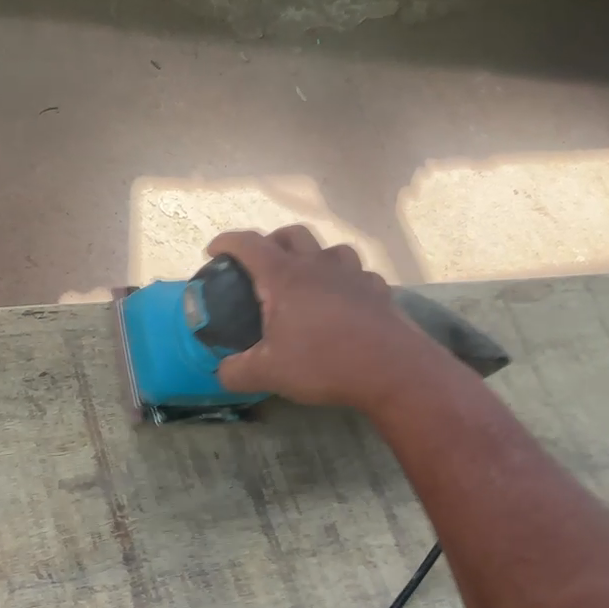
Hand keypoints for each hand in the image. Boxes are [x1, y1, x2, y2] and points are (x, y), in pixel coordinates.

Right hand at [206, 226, 453, 413]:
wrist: (395, 372)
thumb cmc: (324, 363)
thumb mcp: (266, 374)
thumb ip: (235, 371)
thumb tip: (221, 371)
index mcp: (284, 277)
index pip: (249, 244)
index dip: (226, 242)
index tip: (213, 251)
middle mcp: (318, 267)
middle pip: (292, 234)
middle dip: (271, 241)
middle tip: (259, 263)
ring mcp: (353, 276)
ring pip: (330, 248)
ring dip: (312, 255)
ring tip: (304, 276)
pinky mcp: (379, 292)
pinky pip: (358, 274)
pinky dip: (344, 280)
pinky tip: (342, 299)